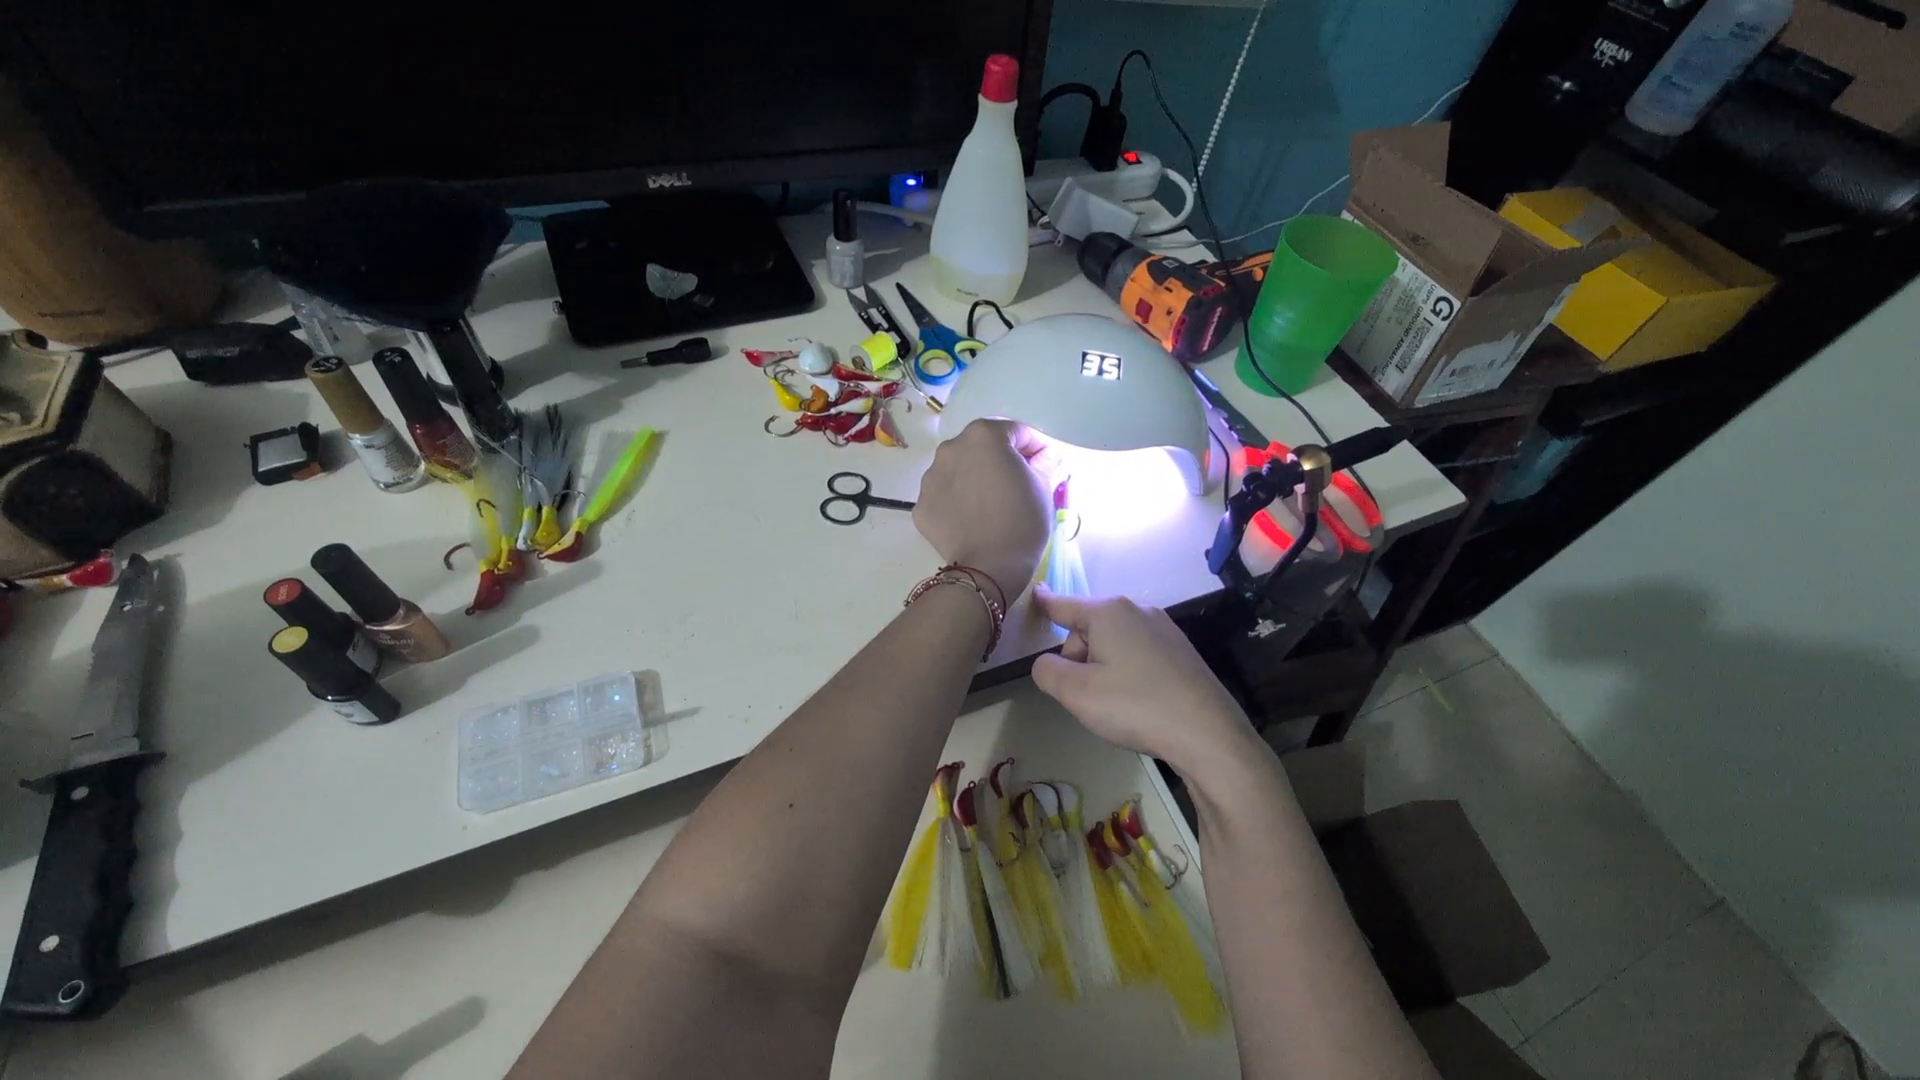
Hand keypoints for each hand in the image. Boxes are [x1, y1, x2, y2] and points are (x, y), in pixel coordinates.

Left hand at [915, 420, 1054, 598]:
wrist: (988, 568)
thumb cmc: (1022, 521)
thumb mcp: (1043, 487)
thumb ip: (1045, 461)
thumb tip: (1046, 455)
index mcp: (983, 436)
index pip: (1015, 432)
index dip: (1034, 448)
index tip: (1044, 466)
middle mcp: (950, 448)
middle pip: (981, 448)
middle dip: (1000, 460)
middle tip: (1016, 485)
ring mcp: (930, 477)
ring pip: (958, 470)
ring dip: (974, 479)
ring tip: (989, 505)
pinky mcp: (920, 505)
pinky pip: (944, 496)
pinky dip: (956, 502)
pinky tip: (970, 520)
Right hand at [1030, 589, 1253, 770]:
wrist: (1208, 734)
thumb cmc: (1135, 706)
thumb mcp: (1076, 692)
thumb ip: (1048, 671)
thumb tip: (1048, 663)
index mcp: (1110, 612)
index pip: (1065, 605)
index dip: (1045, 603)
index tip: (1035, 592)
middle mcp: (1138, 611)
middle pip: (1089, 630)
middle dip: (1079, 658)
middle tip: (1089, 696)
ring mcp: (1164, 631)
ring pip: (1114, 645)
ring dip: (1104, 670)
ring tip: (1118, 705)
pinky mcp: (1181, 653)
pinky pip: (1138, 656)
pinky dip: (1129, 675)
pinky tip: (1141, 704)